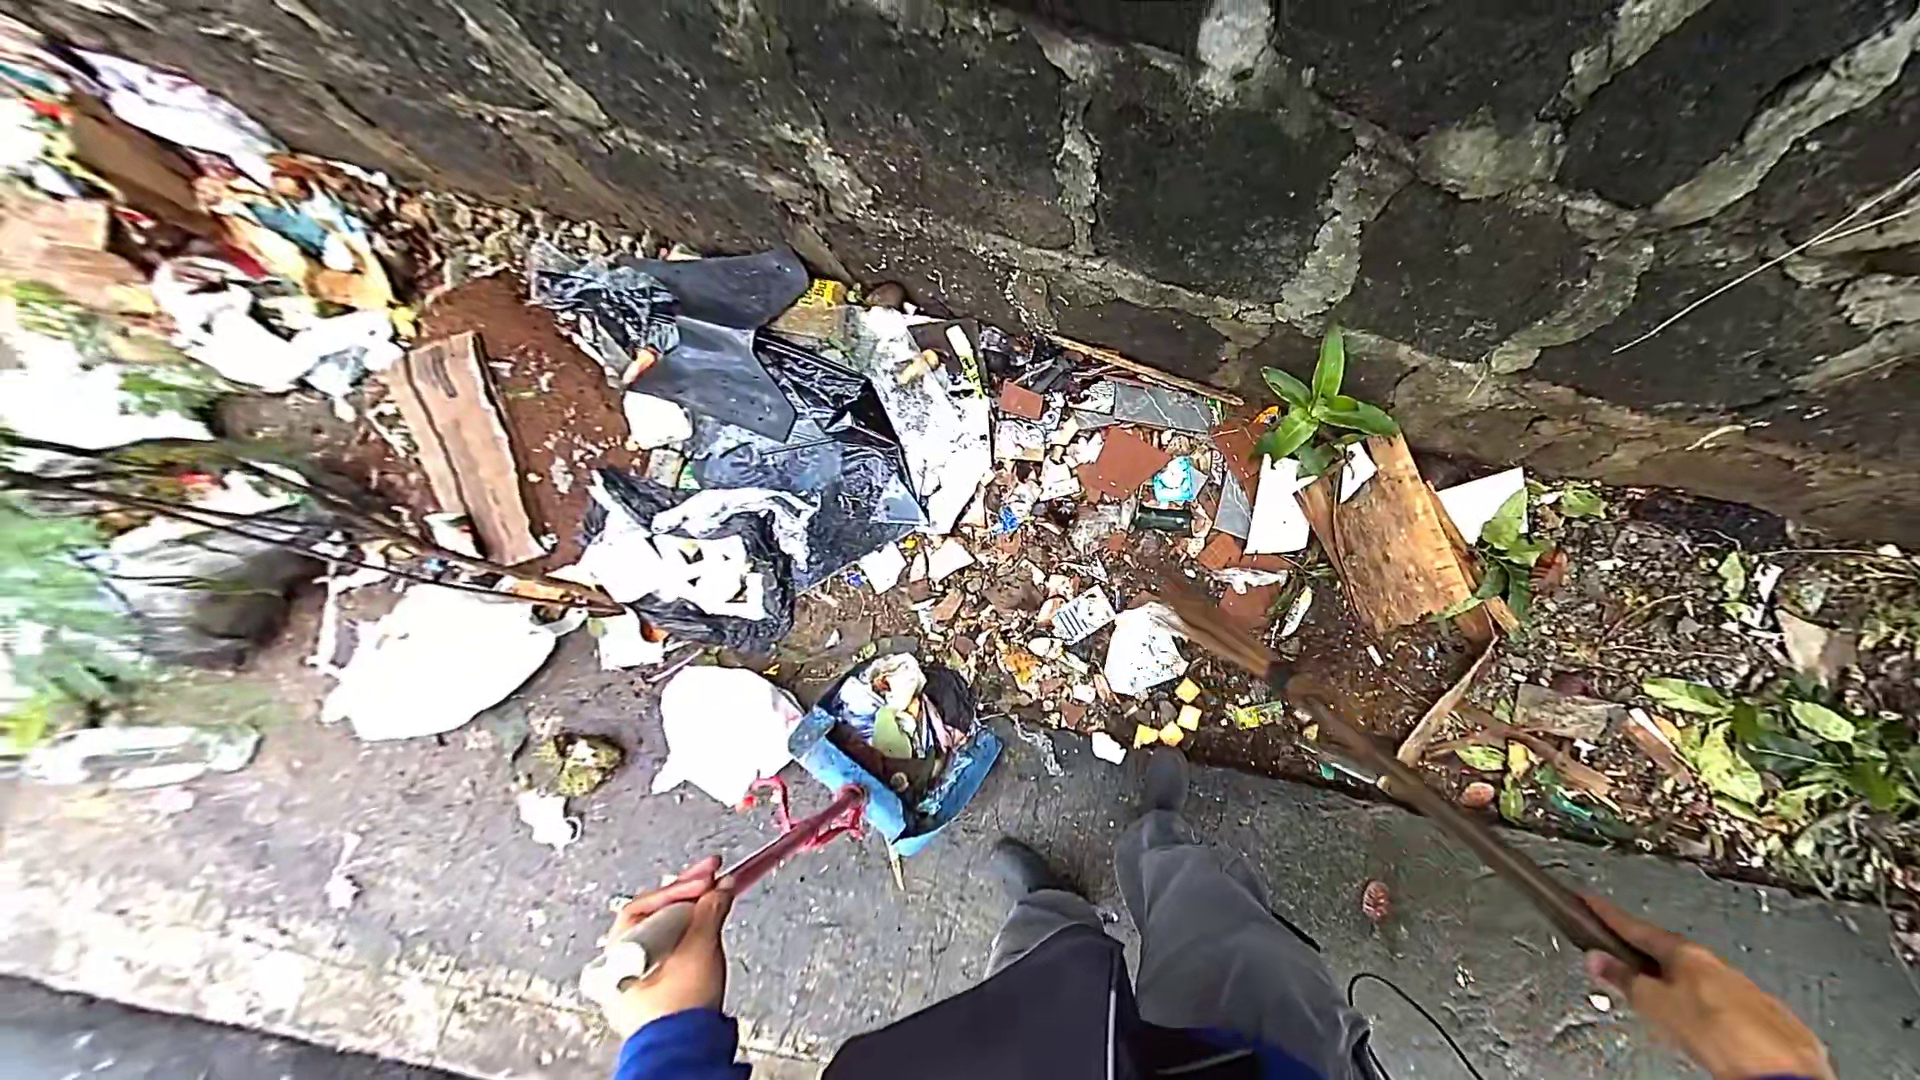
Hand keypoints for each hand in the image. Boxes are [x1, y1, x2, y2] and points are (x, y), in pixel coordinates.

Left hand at [599, 855, 734, 1037]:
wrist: (685, 1050)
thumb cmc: (681, 1006)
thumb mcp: (702, 943)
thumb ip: (711, 907)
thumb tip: (721, 887)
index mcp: (620, 953)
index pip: (649, 902)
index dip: (682, 885)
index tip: (708, 876)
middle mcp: (620, 966)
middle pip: (655, 914)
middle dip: (688, 894)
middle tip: (713, 876)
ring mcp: (634, 980)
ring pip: (664, 931)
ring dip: (691, 912)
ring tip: (715, 899)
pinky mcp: (652, 990)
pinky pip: (668, 948)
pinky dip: (689, 932)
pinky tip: (706, 928)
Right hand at [1582, 896, 1834, 1079]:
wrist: (1787, 1079)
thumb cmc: (1723, 1039)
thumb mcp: (1652, 1004)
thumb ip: (1621, 977)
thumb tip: (1598, 960)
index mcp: (1687, 953)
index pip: (1633, 925)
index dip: (1606, 912)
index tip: (1590, 900)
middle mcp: (1721, 966)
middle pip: (1671, 953)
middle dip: (1646, 956)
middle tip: (1624, 962)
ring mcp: (1753, 994)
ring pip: (1705, 980)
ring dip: (1682, 985)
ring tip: (1668, 1003)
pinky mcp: (1779, 1023)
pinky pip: (1734, 1005)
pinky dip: (1714, 1009)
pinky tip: (1712, 1026)